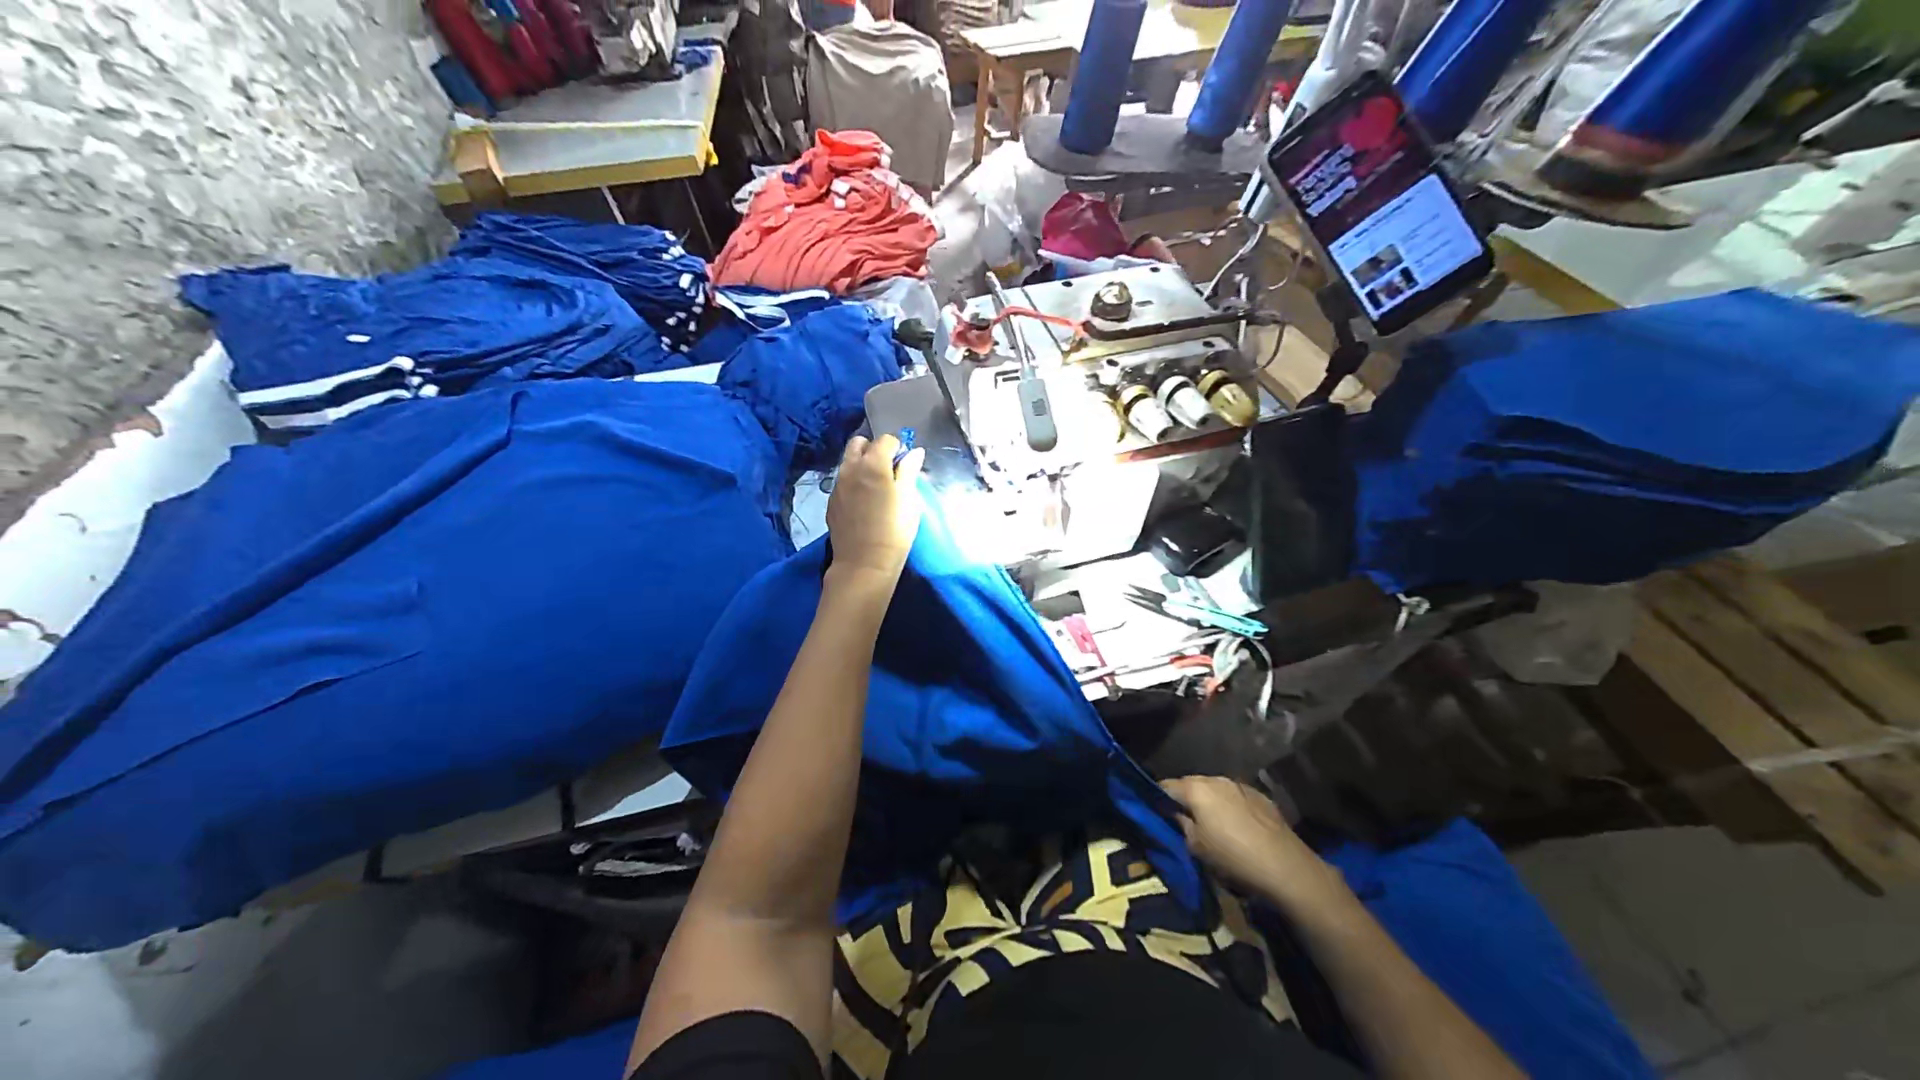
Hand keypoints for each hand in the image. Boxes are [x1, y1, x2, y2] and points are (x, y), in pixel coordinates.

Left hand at [827, 434, 924, 581]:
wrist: (864, 564)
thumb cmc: (894, 531)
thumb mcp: (909, 500)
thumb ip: (909, 471)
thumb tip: (913, 452)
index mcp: (873, 464)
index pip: (886, 439)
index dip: (898, 448)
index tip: (906, 465)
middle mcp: (850, 468)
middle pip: (859, 443)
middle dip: (874, 450)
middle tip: (888, 470)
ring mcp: (837, 485)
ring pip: (848, 462)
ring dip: (862, 465)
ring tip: (876, 488)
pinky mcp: (831, 502)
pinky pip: (843, 482)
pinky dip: (854, 483)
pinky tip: (864, 504)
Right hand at [1160, 776, 1340, 908]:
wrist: (1285, 867)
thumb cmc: (1233, 857)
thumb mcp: (1196, 847)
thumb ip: (1181, 825)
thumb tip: (1176, 815)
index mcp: (1196, 789)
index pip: (1166, 786)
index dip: (1158, 799)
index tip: (1157, 813)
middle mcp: (1217, 779)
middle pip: (1191, 784)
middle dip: (1185, 799)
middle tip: (1184, 821)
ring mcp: (1241, 785)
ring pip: (1215, 789)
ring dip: (1209, 802)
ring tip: (1212, 824)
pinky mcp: (1261, 796)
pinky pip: (1236, 797)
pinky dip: (1230, 806)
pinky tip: (1237, 827)